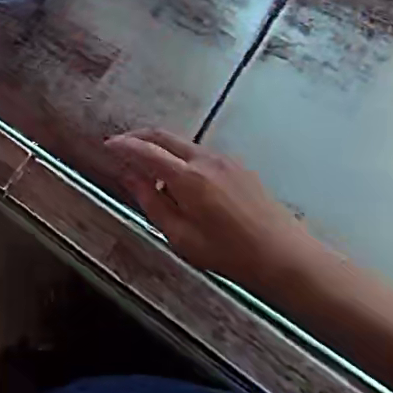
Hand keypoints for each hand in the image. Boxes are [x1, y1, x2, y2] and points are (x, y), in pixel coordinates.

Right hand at [105, 128, 319, 288]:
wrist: (284, 256)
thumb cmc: (229, 254)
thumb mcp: (180, 236)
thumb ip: (151, 202)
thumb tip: (130, 177)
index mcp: (188, 178)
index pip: (146, 150)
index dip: (123, 145)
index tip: (108, 145)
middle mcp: (205, 160)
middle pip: (163, 136)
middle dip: (138, 137)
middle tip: (121, 147)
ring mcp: (225, 160)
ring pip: (182, 144)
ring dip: (160, 148)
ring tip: (147, 168)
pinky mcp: (238, 166)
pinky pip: (200, 154)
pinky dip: (180, 157)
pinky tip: (180, 180)